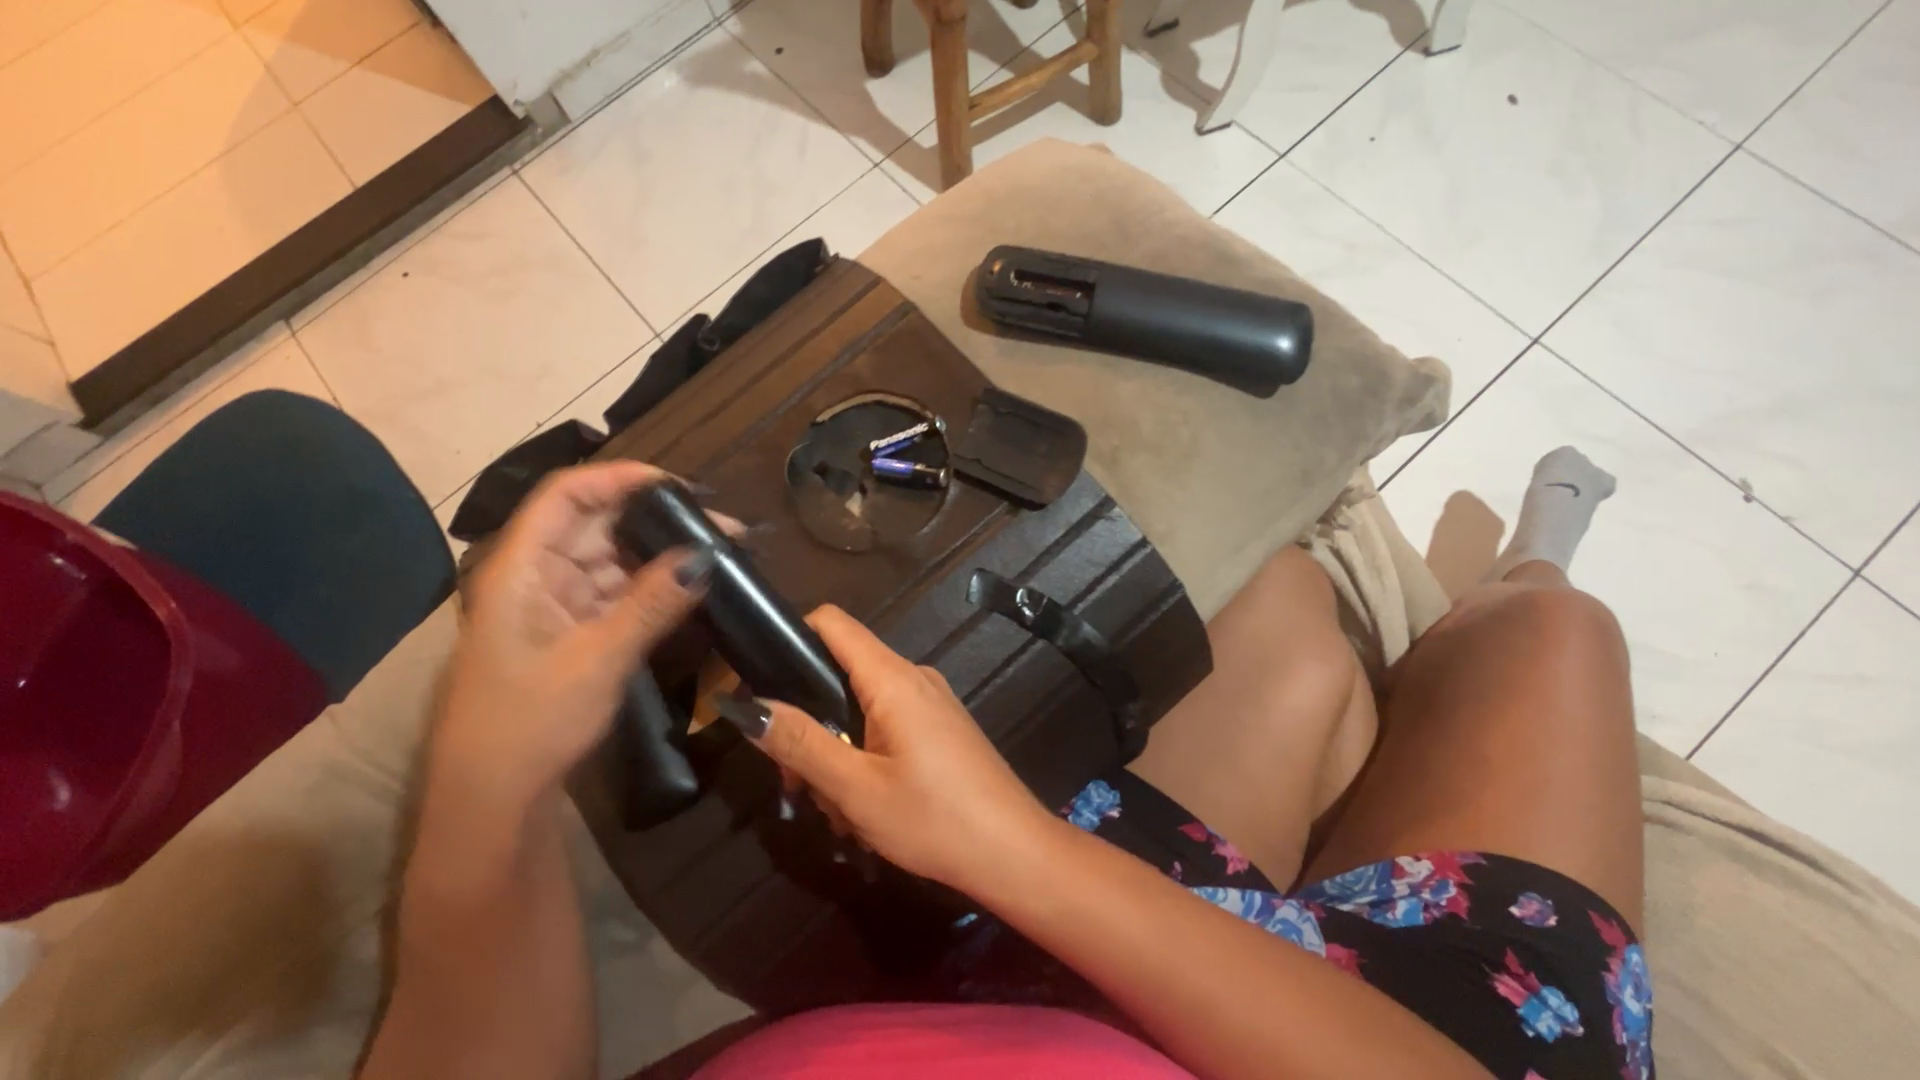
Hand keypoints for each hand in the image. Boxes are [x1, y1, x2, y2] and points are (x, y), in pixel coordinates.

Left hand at [436, 462, 715, 801]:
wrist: (492, 798)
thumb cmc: (530, 721)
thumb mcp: (597, 659)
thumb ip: (652, 604)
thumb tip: (707, 557)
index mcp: (521, 567)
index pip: (567, 495)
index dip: (620, 478)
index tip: (680, 486)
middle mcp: (536, 575)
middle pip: (597, 525)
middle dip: (657, 521)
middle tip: (723, 529)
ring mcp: (555, 606)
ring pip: (612, 562)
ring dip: (661, 557)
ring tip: (719, 556)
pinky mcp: (572, 635)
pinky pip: (616, 596)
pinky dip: (652, 591)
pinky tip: (692, 590)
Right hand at [731, 606, 1054, 893]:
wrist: (1014, 854)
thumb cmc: (934, 819)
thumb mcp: (855, 788)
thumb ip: (800, 743)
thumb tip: (746, 705)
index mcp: (893, 678)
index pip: (831, 623)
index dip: (788, 638)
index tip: (757, 685)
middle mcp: (913, 678)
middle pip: (839, 673)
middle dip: (807, 723)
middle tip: (795, 782)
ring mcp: (931, 704)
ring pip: (859, 710)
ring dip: (835, 755)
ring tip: (837, 811)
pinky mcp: (940, 731)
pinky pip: (885, 729)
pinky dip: (863, 761)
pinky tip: (865, 811)